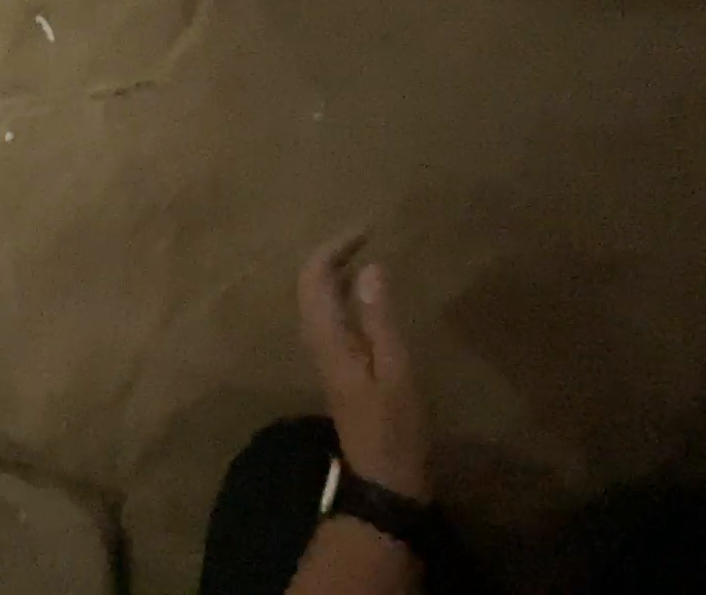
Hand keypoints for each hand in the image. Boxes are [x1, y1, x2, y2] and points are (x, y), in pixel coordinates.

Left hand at [297, 235, 428, 500]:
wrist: (382, 473)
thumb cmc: (393, 423)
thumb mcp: (395, 368)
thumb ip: (378, 317)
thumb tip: (369, 267)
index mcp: (324, 334)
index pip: (313, 277)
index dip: (333, 248)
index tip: (364, 231)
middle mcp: (313, 335)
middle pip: (310, 283)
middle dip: (332, 255)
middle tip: (365, 237)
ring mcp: (321, 348)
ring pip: (316, 297)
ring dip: (334, 271)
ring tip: (364, 254)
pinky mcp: (332, 359)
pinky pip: (327, 312)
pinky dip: (340, 291)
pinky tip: (363, 291)